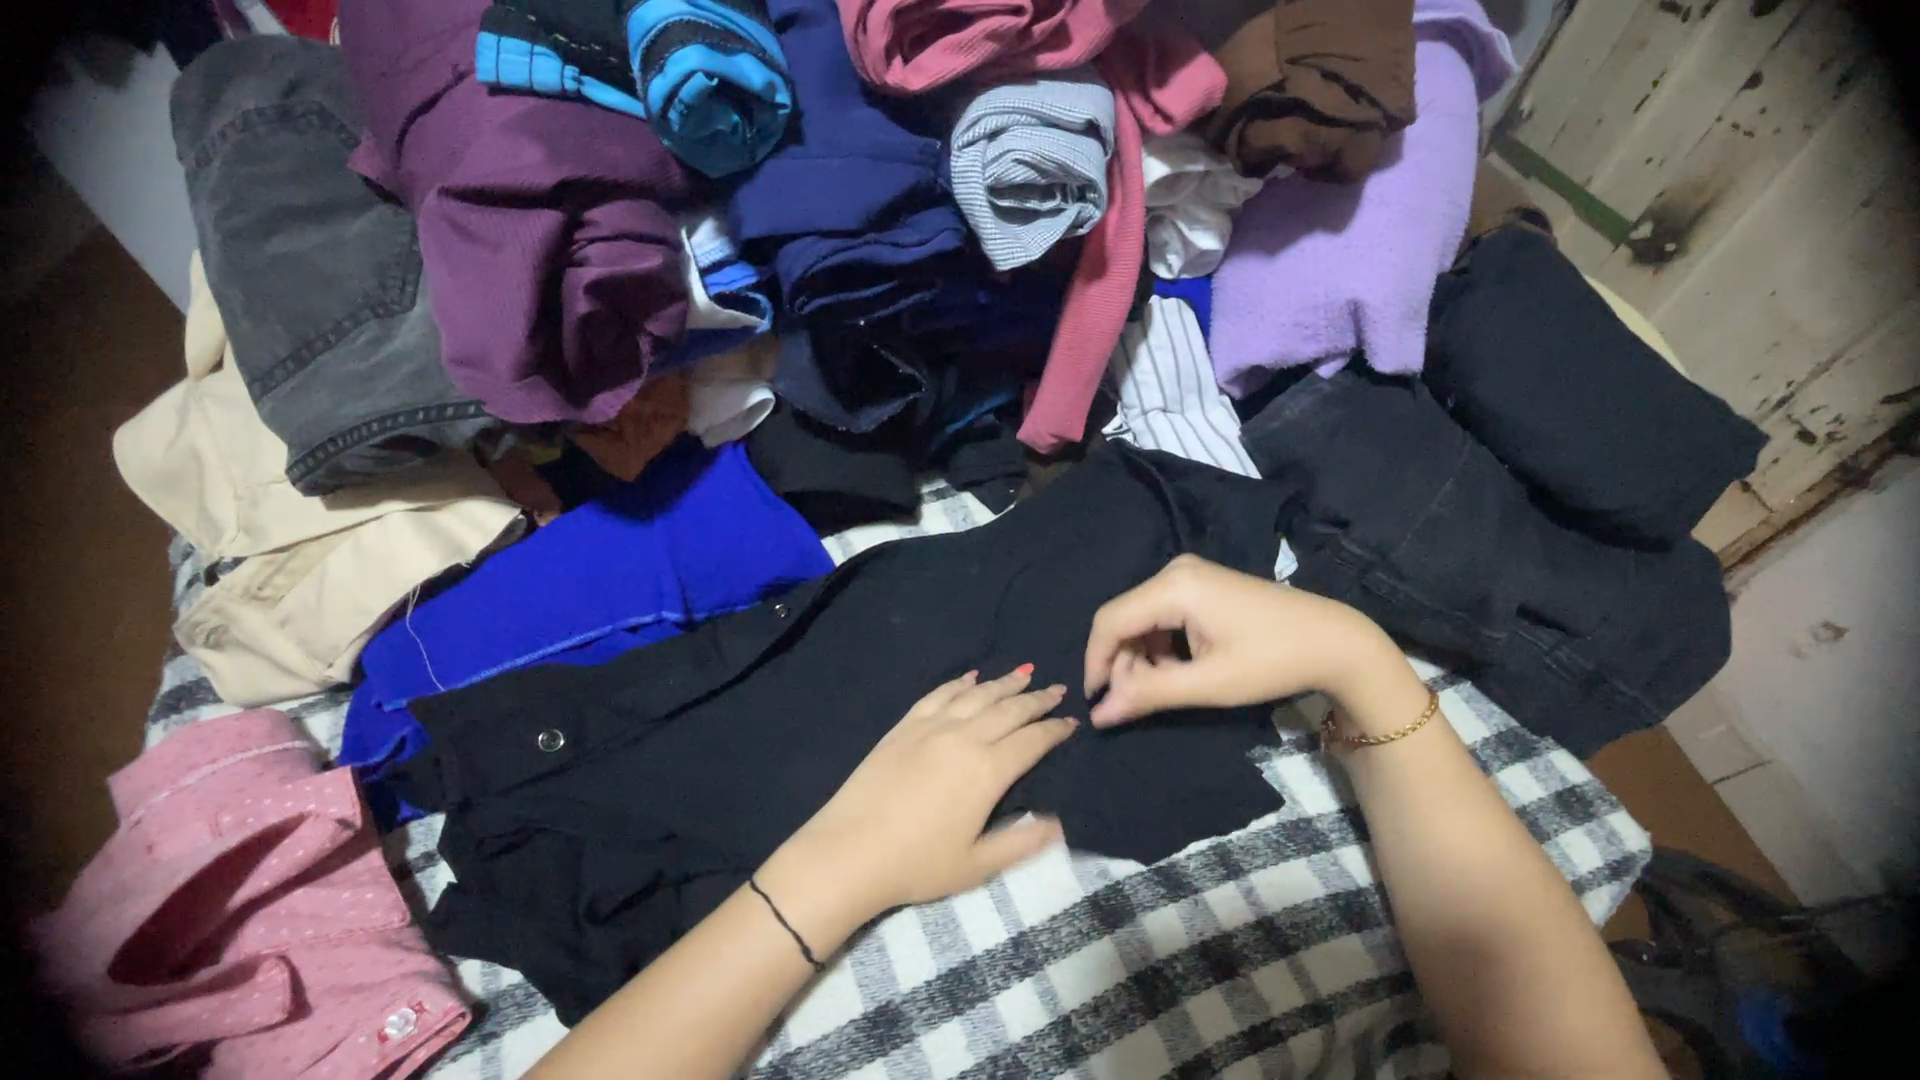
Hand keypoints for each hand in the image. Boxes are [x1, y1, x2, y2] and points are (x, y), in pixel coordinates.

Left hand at [771, 666, 1076, 916]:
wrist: (849, 851)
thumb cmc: (917, 865)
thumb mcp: (978, 865)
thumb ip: (1022, 842)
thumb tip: (1059, 822)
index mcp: (988, 770)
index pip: (1032, 741)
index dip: (1055, 730)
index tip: (1072, 722)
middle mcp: (964, 738)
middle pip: (1009, 710)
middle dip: (1037, 699)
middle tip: (1057, 688)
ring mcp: (930, 728)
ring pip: (976, 695)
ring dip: (1004, 683)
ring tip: (1025, 673)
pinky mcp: (903, 727)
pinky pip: (938, 695)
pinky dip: (958, 683)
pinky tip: (970, 677)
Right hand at [1083, 554, 1405, 726]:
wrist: (1336, 640)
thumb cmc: (1273, 661)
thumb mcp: (1209, 684)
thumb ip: (1149, 695)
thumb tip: (1098, 714)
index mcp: (1174, 586)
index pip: (1110, 622)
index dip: (1095, 664)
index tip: (1095, 703)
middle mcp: (1174, 571)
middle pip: (1124, 619)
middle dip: (1122, 663)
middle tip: (1133, 703)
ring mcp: (1189, 575)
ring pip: (1140, 619)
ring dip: (1141, 658)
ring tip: (1160, 691)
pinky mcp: (1201, 585)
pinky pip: (1160, 615)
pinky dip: (1159, 646)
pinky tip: (1177, 671)